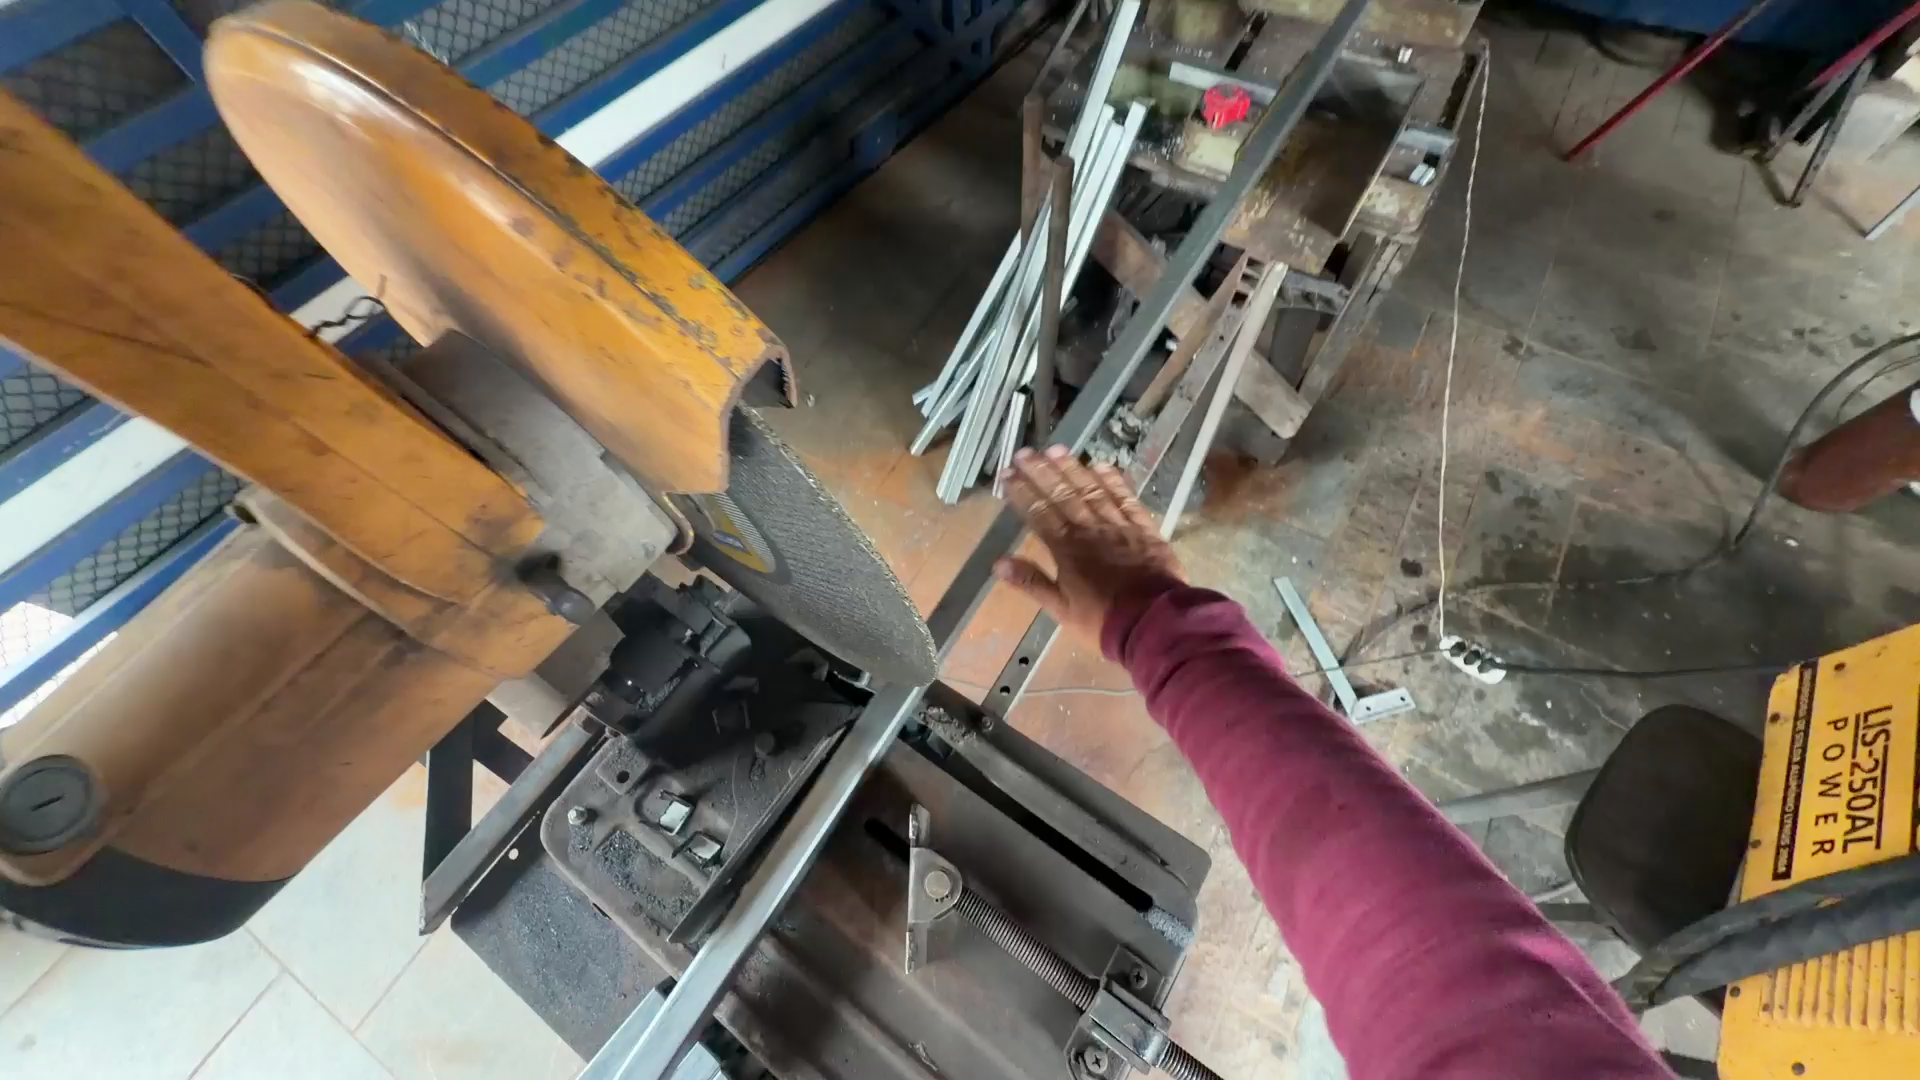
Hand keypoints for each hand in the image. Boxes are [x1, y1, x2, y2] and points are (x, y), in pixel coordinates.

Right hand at [995, 445, 1185, 641]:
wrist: (1154, 622)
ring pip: (1092, 490)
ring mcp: (1118, 525)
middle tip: (1025, 452)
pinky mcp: (1144, 528)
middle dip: (1041, 472)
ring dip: (1073, 468)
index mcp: (1066, 548)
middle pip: (1062, 494)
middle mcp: (1090, 529)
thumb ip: (1031, 582)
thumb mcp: (1060, 609)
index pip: (1038, 513)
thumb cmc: (1102, 620)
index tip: (1007, 474)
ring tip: (1056, 450)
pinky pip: (1126, 498)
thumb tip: (998, 564)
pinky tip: (1102, 465)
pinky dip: (1114, 481)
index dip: (1021, 492)